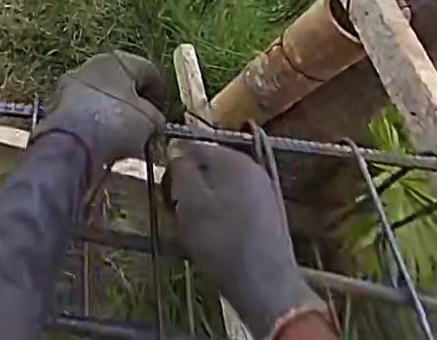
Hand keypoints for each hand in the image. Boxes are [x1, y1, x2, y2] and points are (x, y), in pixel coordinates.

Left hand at [34, 53, 166, 169]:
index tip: (163, 116)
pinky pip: (85, 111)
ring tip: (123, 139)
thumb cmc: (115, 123)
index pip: (148, 71)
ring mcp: (72, 82)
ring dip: (114, 114)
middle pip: (123, 82)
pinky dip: (95, 123)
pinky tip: (101, 142)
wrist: (69, 142)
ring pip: (102, 97)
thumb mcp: (150, 121)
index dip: (160, 94)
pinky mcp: (57, 103)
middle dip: (135, 104)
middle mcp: (93, 64)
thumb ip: (157, 117)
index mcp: (118, 60)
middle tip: (145, 128)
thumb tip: (154, 121)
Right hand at [167, 141, 325, 337]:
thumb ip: (180, 170)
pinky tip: (219, 236)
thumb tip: (176, 152)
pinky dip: (224, 214)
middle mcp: (251, 167)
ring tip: (198, 227)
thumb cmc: (221, 240)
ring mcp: (264, 191)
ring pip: (223, 186)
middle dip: (192, 185)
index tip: (167, 193)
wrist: (267, 288)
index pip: (193, 148)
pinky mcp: (270, 215)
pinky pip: (237, 203)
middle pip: (210, 167)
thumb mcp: (189, 202)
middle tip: (180, 211)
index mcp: (232, 158)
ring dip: (207, 201)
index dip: (175, 168)